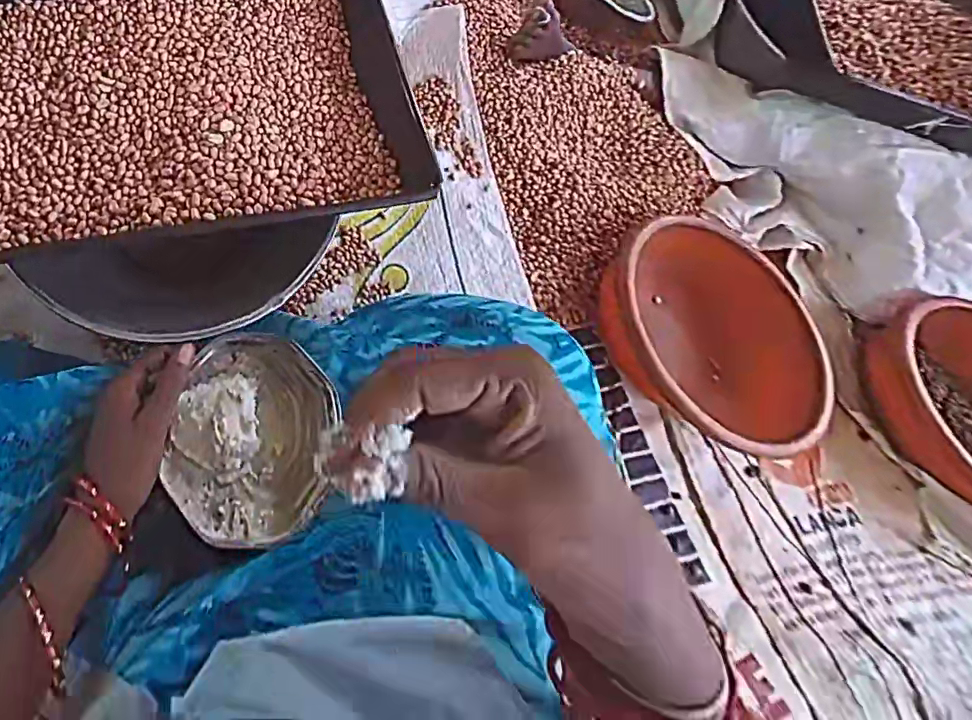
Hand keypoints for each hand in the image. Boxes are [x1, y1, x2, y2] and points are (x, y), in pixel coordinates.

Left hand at [83, 343, 194, 518]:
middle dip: (171, 376)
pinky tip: (170, 420)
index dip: (176, 358)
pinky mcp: (115, 429)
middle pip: (147, 373)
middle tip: (199, 385)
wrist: (104, 507)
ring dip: (164, 394)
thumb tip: (186, 348)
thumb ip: (171, 385)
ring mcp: (112, 413)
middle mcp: (112, 394)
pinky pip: (139, 408)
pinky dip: (155, 409)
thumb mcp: (155, 422)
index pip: (152, 357)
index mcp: (120, 387)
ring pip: (145, 392)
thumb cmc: (131, 463)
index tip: (201, 366)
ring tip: (190, 402)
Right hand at [333, 345, 610, 566]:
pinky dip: (391, 449)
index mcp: (513, 374)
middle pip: (410, 378)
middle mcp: (492, 376)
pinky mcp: (471, 436)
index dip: (379, 410)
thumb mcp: (507, 512)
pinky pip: (417, 429)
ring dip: (376, 433)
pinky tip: (370, 473)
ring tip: (348, 471)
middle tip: (341, 463)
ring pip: (407, 401)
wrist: (630, 598)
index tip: (347, 453)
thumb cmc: (588, 546)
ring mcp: (480, 404)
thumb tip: (354, 463)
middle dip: (373, 416)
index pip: (425, 376)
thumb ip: (432, 477)